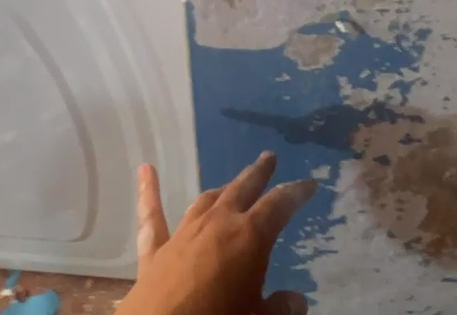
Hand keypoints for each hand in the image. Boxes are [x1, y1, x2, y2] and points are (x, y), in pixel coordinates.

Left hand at [120, 152, 317, 314]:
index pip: (280, 204)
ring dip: (222, 188)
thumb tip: (297, 301)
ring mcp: (184, 233)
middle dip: (259, 173)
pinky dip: (149, 191)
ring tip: (231, 182)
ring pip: (208, 199)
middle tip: (269, 157)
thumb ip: (280, 309)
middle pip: (244, 188)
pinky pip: (152, 217)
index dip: (297, 192)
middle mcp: (219, 223)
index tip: (310, 183)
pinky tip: (146, 169)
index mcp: (250, 236)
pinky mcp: (155, 251)